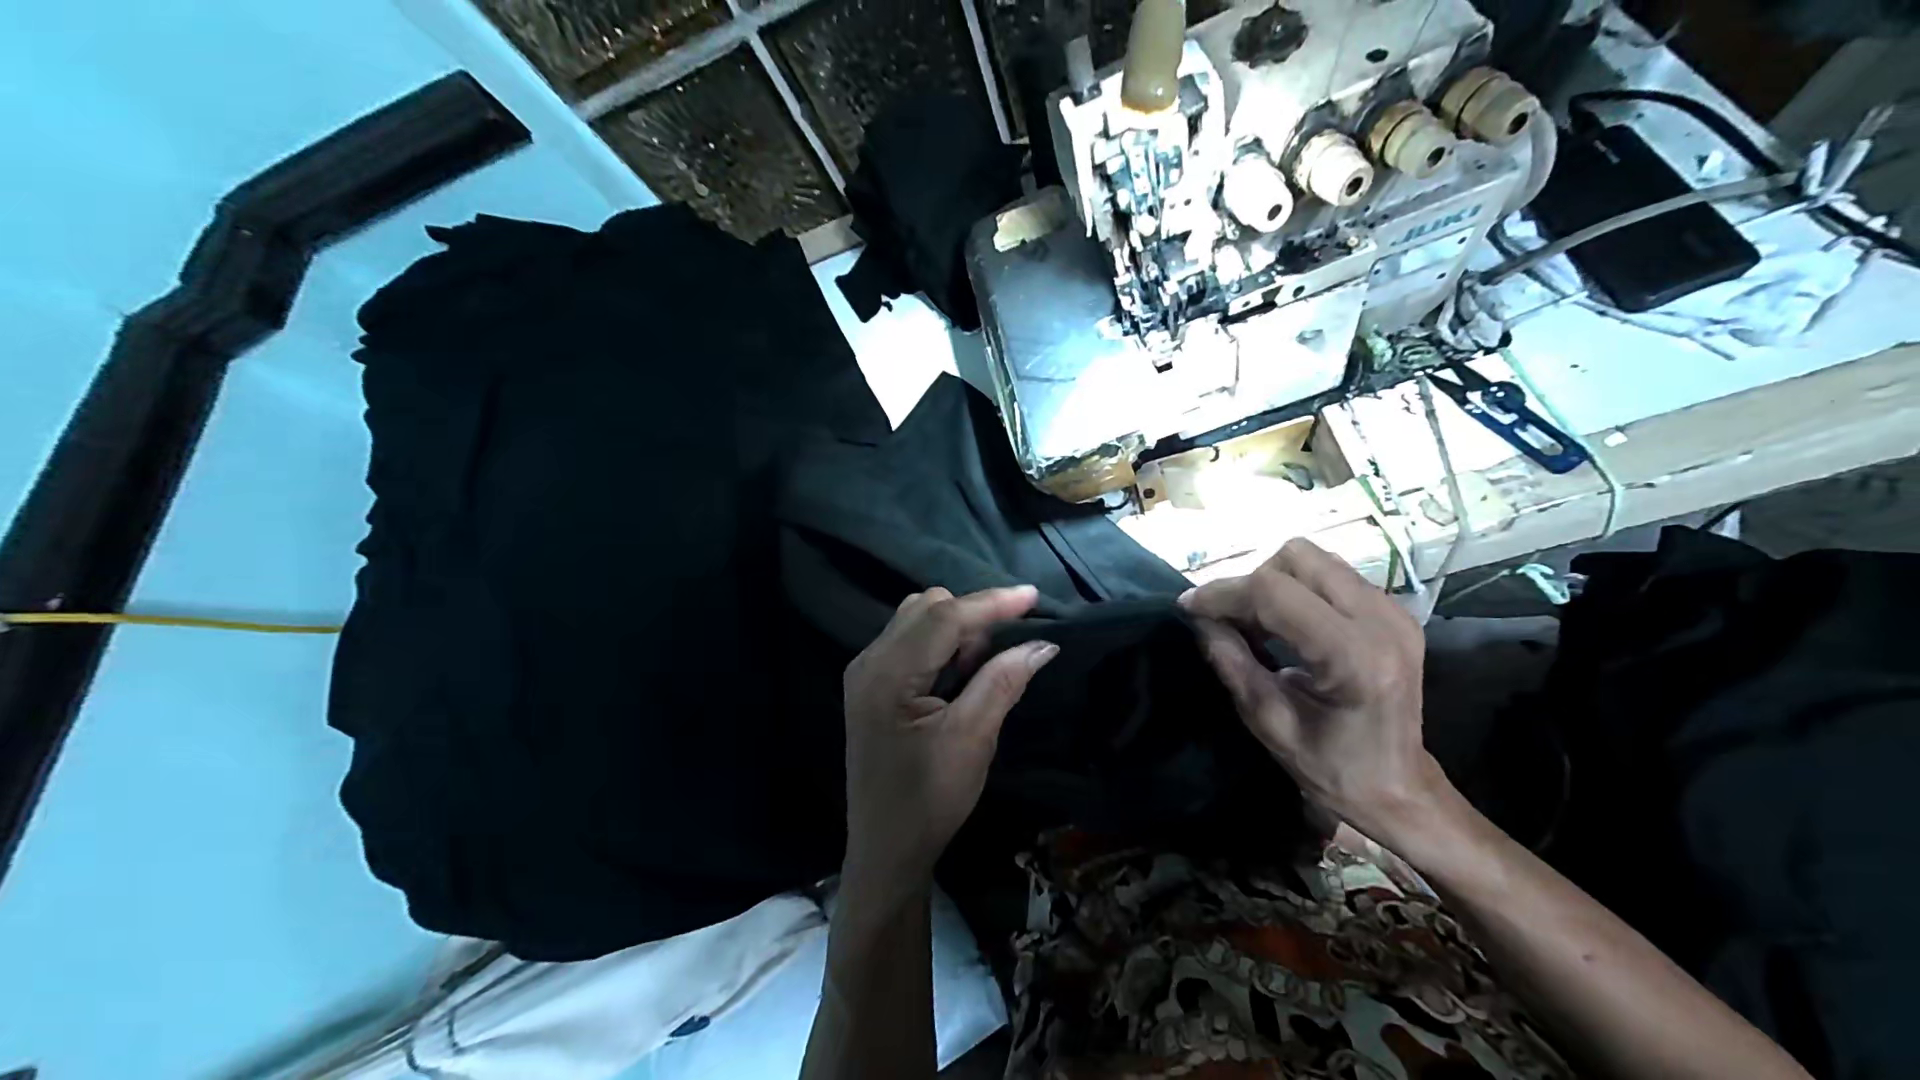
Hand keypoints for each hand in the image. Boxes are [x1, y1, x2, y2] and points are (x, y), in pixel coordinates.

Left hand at [841, 586, 1058, 892]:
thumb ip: (1003, 681)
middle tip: (1004, 649)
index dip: (991, 603)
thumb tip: (1041, 642)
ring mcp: (865, 671)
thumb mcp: (973, 739)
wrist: (886, 848)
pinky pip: (910, 640)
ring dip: (957, 628)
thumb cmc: (929, 800)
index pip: (944, 617)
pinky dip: (941, 643)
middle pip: (927, 608)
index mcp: (887, 674)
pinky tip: (959, 673)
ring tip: (982, 666)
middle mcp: (869, 661)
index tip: (1034, 595)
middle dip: (972, 615)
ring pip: (917, 619)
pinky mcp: (871, 684)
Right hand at [1182, 538, 1443, 842]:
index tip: (1188, 607)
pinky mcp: (1394, 610)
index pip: (1275, 593)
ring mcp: (1394, 611)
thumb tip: (1198, 618)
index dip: (1223, 593)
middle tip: (1227, 619)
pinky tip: (1286, 624)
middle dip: (1248, 583)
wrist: (1399, 788)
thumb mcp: (1268, 721)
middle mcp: (1382, 621)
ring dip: (1272, 582)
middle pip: (1296, 558)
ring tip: (1255, 621)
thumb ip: (1231, 662)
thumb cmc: (1332, 768)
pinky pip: (1330, 573)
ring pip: (1313, 558)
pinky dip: (1296, 589)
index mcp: (1355, 658)